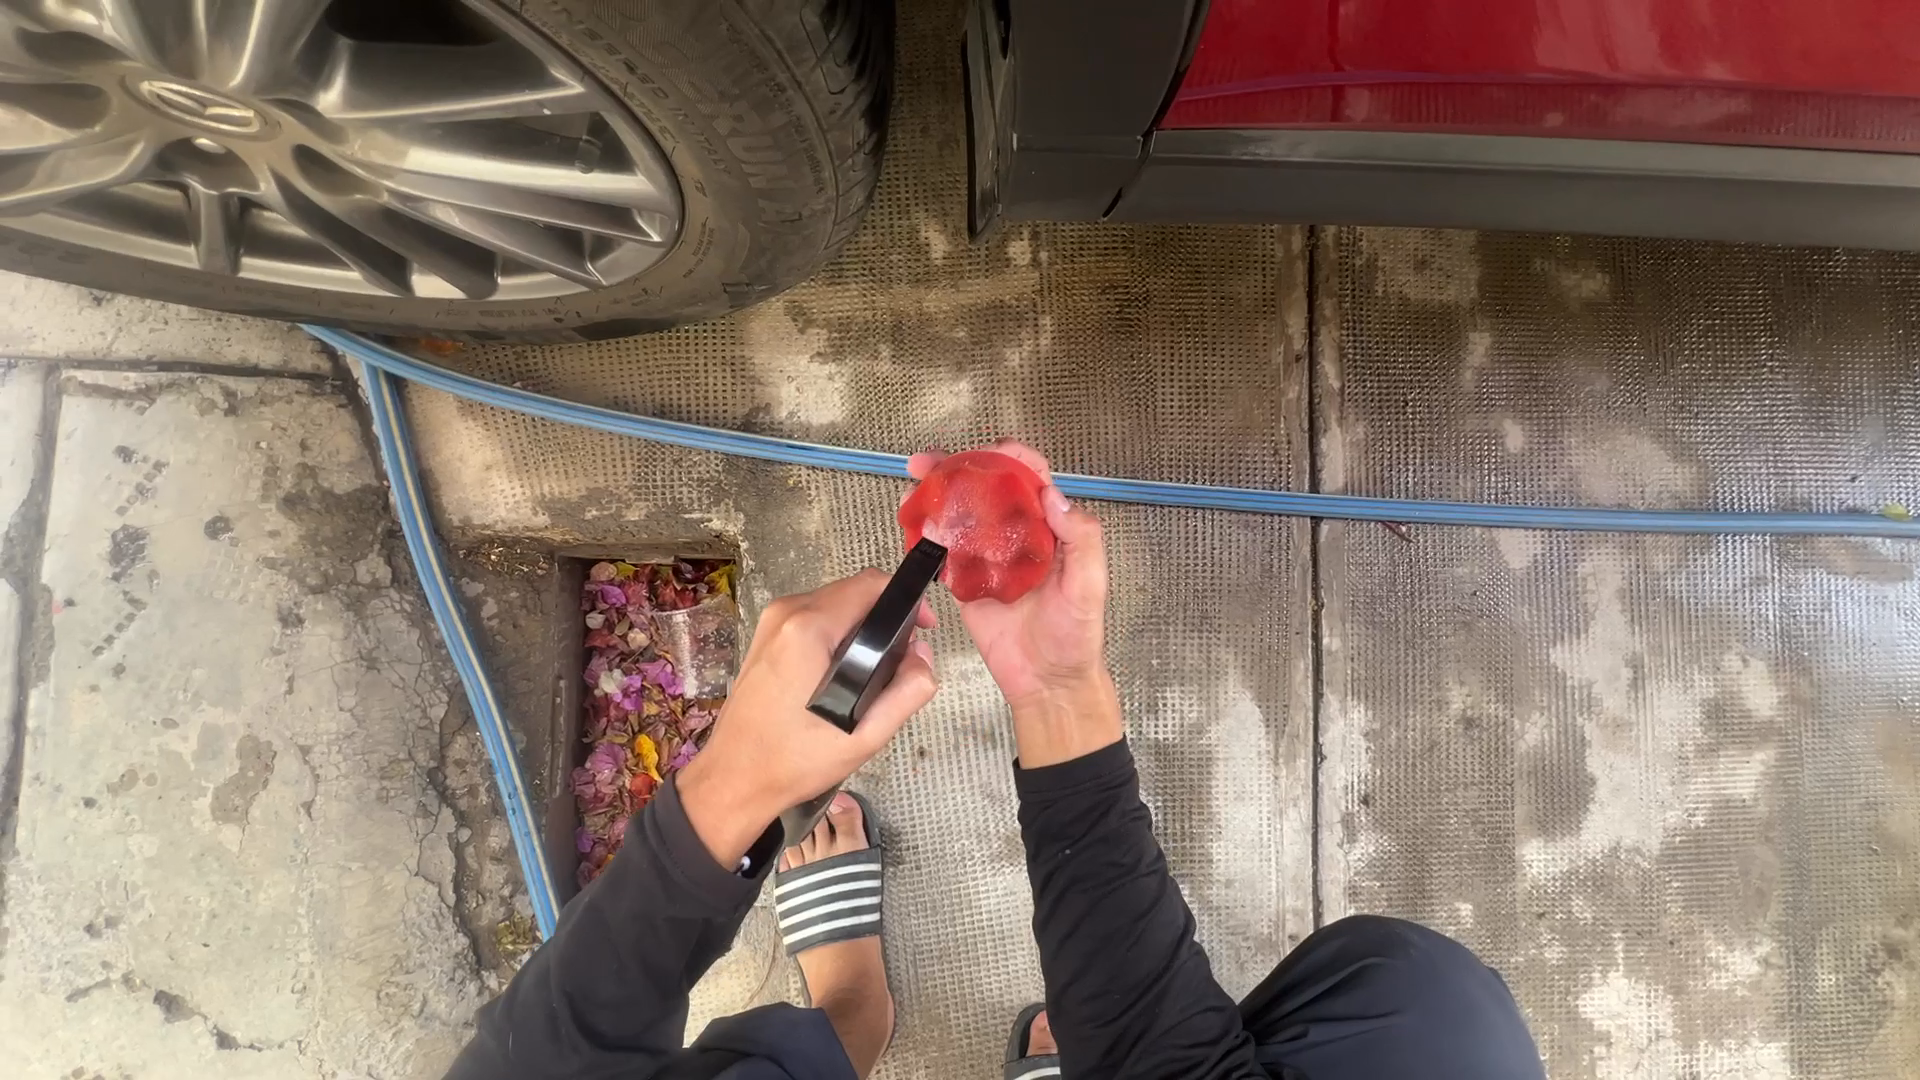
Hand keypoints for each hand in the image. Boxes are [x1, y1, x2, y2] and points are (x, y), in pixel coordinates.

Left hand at [677, 570, 937, 864]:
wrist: (732, 781)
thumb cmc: (794, 761)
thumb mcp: (863, 737)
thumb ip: (906, 692)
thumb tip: (924, 655)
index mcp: (807, 628)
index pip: (870, 584)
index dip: (906, 600)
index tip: (923, 630)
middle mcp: (786, 613)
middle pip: (853, 592)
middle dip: (886, 617)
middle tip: (902, 660)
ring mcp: (771, 622)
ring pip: (834, 603)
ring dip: (863, 626)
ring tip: (876, 671)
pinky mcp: (765, 636)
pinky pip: (814, 618)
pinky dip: (838, 634)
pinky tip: (845, 673)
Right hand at [908, 441, 1120, 765]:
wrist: (1048, 682)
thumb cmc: (1076, 636)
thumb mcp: (1089, 585)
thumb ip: (1082, 539)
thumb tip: (1055, 496)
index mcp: (1049, 530)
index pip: (1031, 480)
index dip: (1012, 457)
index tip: (992, 450)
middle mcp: (1016, 537)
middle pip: (985, 490)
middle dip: (958, 468)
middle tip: (930, 462)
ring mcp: (987, 558)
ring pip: (959, 516)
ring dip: (935, 497)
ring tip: (913, 487)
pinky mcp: (965, 584)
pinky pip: (943, 554)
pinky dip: (926, 536)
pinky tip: (912, 525)